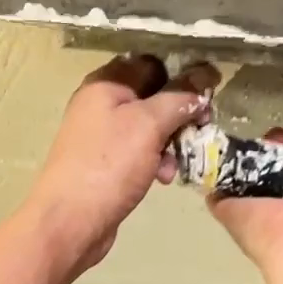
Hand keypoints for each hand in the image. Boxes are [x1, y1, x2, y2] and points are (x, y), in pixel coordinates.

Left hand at [23, 54, 219, 277]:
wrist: (71, 220)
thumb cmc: (109, 164)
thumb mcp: (148, 124)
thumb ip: (178, 98)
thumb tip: (203, 78)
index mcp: (105, 83)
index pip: (150, 63)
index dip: (181, 72)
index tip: (211, 87)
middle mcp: (100, 102)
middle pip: (152, 95)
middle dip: (179, 112)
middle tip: (201, 127)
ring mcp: (101, 133)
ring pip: (149, 125)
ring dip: (170, 140)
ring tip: (180, 159)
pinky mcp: (106, 161)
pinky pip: (140, 150)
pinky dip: (156, 159)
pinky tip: (164, 177)